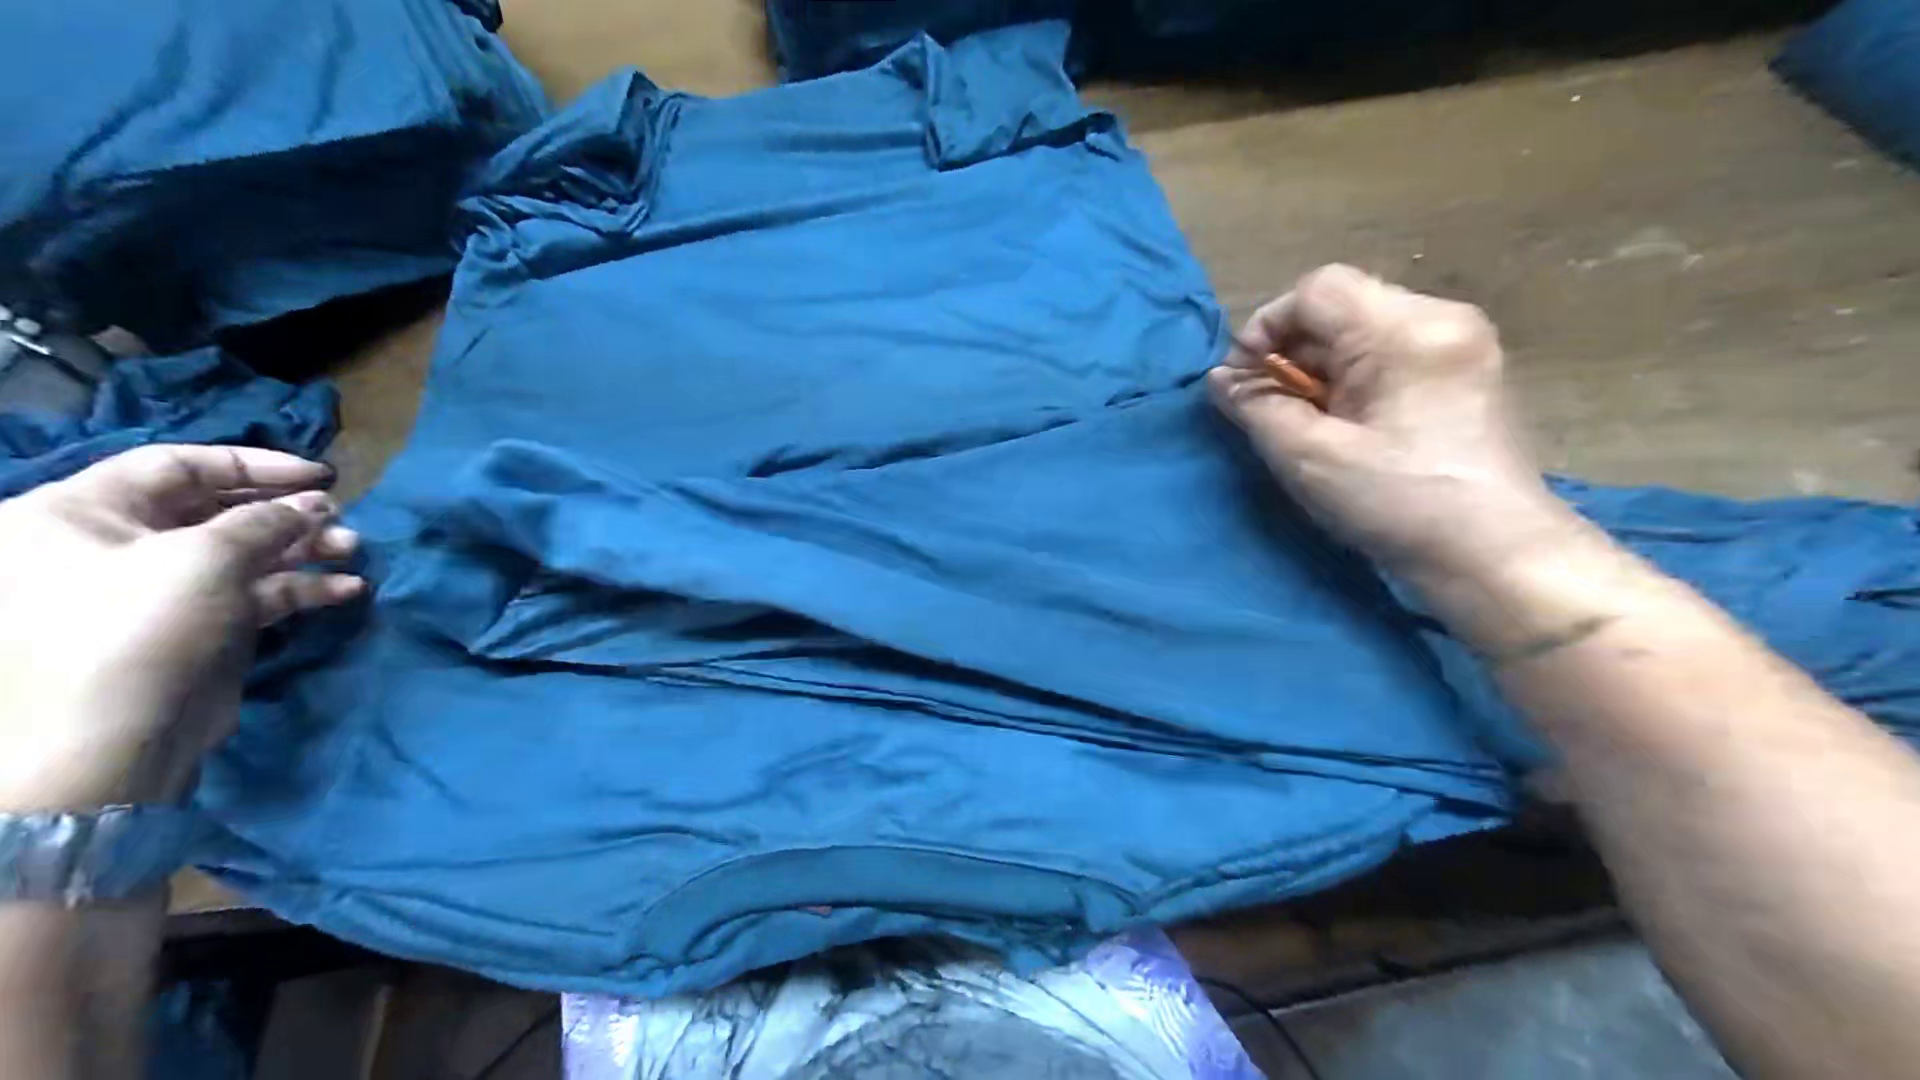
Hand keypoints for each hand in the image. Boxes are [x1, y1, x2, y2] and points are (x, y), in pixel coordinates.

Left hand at [0, 446, 365, 811]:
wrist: (110, 738)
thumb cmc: (138, 627)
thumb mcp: (206, 557)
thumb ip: (267, 520)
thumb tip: (314, 504)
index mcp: (81, 515)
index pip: (176, 465)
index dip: (254, 464)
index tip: (322, 475)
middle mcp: (114, 546)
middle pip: (218, 510)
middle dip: (289, 513)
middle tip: (339, 517)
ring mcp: (158, 589)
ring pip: (247, 552)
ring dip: (306, 549)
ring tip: (352, 550)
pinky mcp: (199, 623)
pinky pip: (257, 591)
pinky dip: (303, 587)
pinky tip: (346, 589)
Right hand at [1208, 264, 1580, 580]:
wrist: (1493, 553)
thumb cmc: (1395, 502)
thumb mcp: (1307, 456)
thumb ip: (1255, 406)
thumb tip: (1219, 378)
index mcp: (1406, 331)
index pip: (1316, 290)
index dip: (1266, 327)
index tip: (1246, 381)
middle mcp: (1441, 319)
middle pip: (1340, 306)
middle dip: (1291, 352)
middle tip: (1272, 407)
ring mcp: (1459, 343)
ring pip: (1362, 330)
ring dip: (1318, 368)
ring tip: (1308, 420)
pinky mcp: (1464, 371)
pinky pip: (1389, 352)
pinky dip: (1351, 378)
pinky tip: (1346, 422)